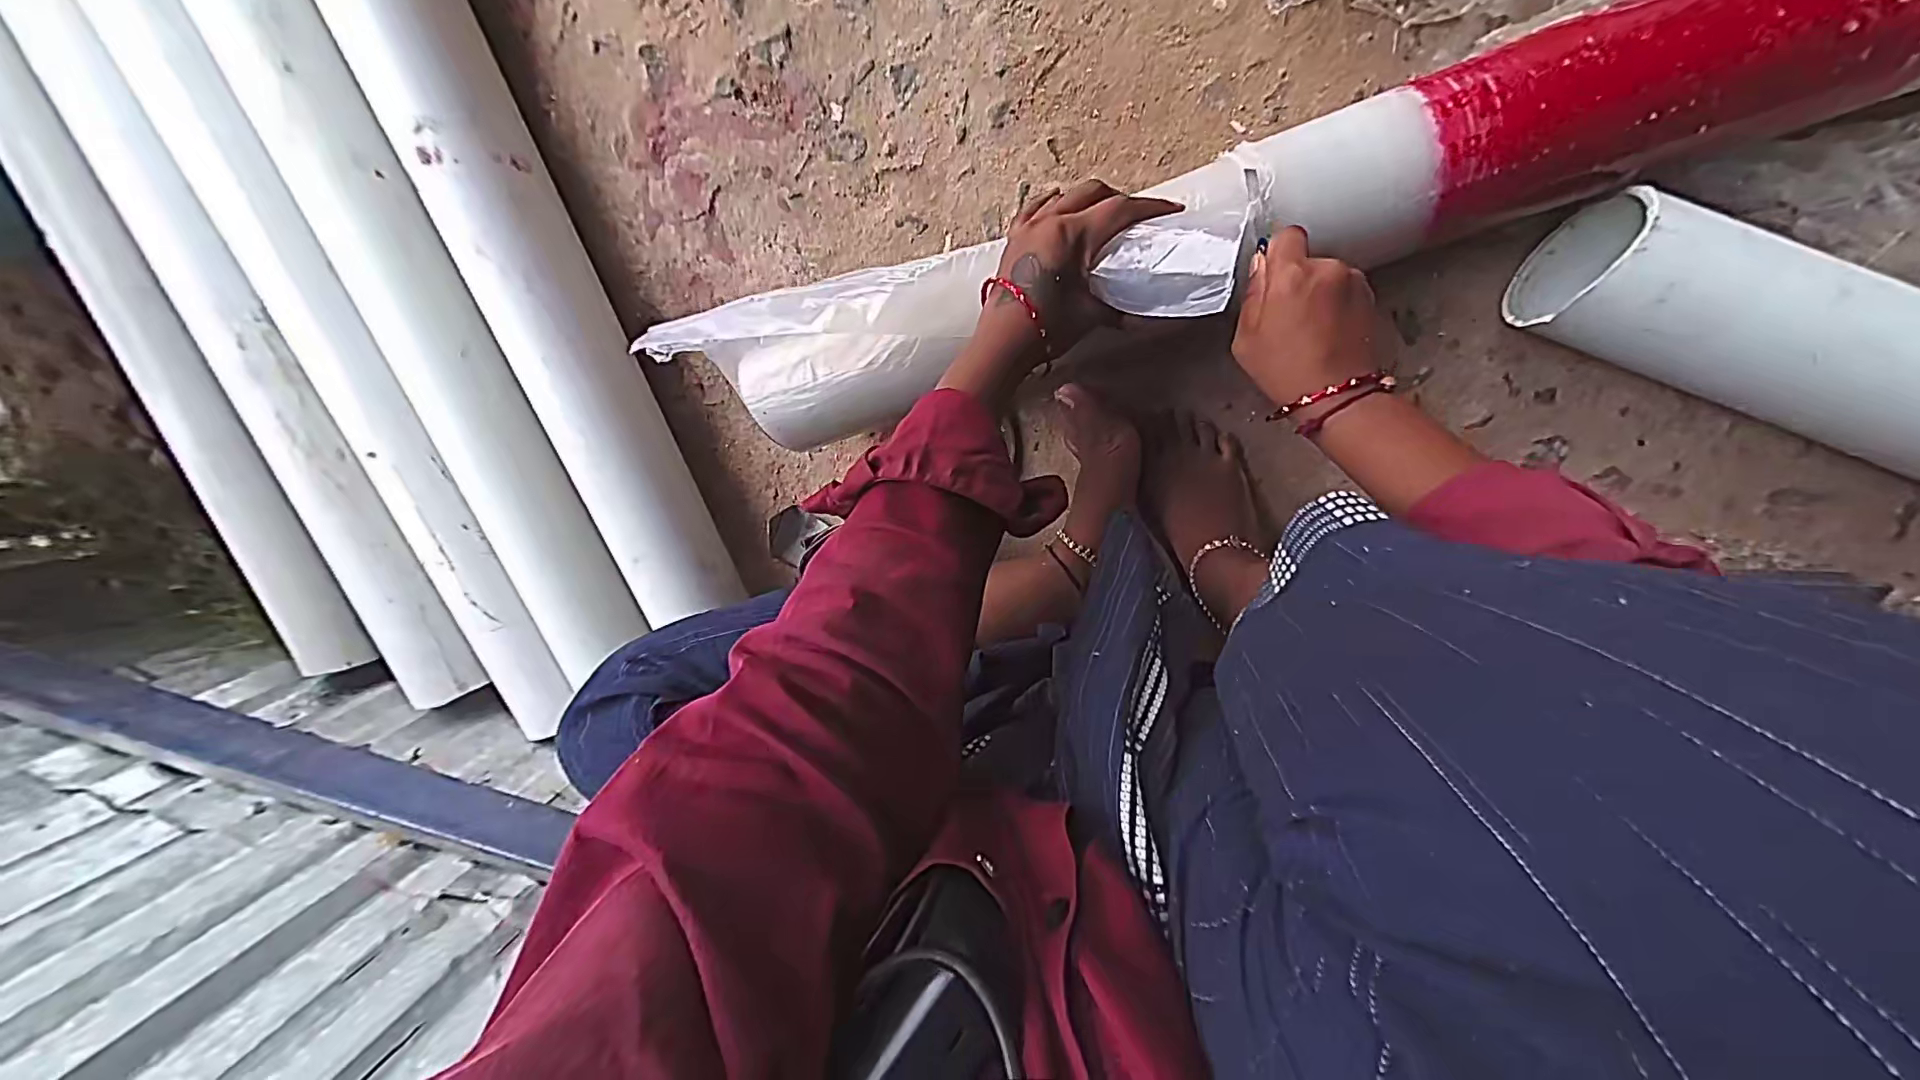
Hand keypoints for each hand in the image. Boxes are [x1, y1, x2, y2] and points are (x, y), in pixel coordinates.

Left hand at [986, 179, 1182, 353]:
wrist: (1002, 344)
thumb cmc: (1046, 329)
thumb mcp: (1091, 315)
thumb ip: (1120, 308)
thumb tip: (1145, 317)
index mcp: (1072, 234)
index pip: (1119, 210)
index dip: (1148, 208)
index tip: (1169, 211)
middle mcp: (1049, 222)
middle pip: (1093, 193)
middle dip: (1119, 200)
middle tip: (1136, 218)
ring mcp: (1028, 228)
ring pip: (1065, 196)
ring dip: (1088, 200)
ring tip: (1101, 215)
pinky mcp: (1014, 240)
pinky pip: (1034, 209)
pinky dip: (1052, 204)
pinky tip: (1059, 205)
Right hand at [1230, 226, 1381, 407]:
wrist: (1336, 394)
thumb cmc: (1287, 370)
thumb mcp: (1245, 338)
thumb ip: (1252, 295)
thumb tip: (1260, 269)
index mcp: (1291, 275)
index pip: (1286, 236)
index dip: (1276, 253)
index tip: (1270, 275)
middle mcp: (1327, 268)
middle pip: (1306, 259)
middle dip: (1295, 280)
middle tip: (1284, 316)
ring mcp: (1353, 281)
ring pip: (1326, 275)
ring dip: (1316, 293)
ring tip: (1306, 329)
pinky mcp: (1369, 295)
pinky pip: (1343, 290)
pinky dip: (1334, 305)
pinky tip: (1324, 332)